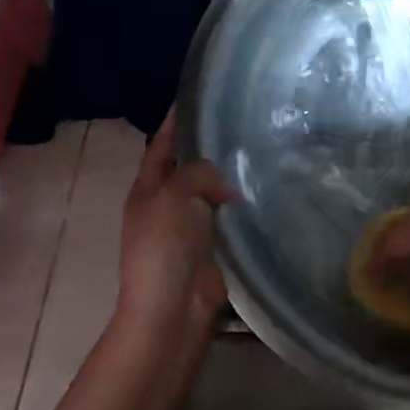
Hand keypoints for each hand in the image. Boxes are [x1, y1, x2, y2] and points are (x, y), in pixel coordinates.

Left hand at [116, 113, 236, 340]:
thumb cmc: (164, 245)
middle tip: (239, 126)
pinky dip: (239, 209)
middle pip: (186, 169)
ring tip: (257, 155)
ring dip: (227, 180)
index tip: (191, 100)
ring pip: (208, 195)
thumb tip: (224, 187)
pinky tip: (263, 195)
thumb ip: (199, 173)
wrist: (171, 310)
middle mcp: (164, 206)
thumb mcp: (176, 195)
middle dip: (206, 150)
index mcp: (146, 189)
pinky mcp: (209, 252)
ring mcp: (186, 230)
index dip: (173, 124)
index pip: (160, 146)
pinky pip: (225, 222)